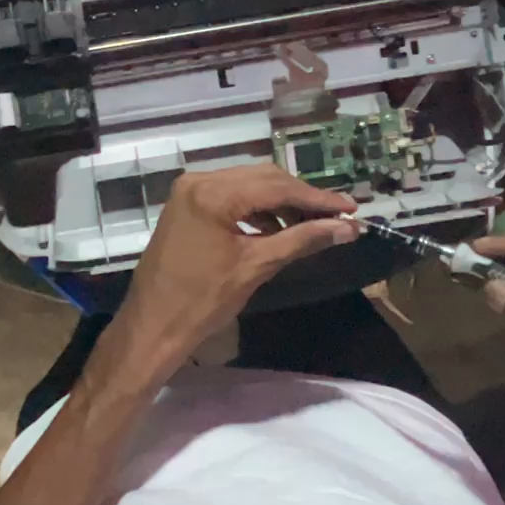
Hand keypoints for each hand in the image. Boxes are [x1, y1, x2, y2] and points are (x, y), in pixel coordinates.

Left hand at [117, 165, 357, 367]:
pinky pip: (230, 197)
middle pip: (262, 178)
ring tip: (312, 225)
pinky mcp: (186, 206)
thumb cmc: (202, 301)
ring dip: (279, 203)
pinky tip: (278, 229)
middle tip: (337, 216)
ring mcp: (188, 192)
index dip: (317, 198)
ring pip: (247, 186)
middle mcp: (198, 181)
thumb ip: (302, 239)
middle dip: (300, 197)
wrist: (153, 325)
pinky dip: (256, 210)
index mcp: (212, 193)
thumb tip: (346, 227)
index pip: (276, 186)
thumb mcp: (256, 266)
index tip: (352, 209)